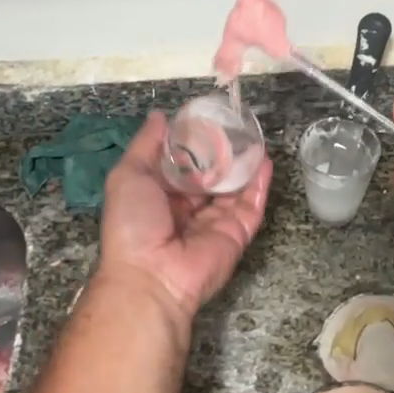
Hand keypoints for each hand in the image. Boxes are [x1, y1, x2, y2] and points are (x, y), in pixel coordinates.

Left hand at [95, 112, 272, 322]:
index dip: (191, 141)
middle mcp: (186, 208)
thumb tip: (160, 116)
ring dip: (243, 163)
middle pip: (209, 175)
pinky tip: (264, 160)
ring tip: (254, 134)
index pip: (180, 163)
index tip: (204, 116)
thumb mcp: (128, 175)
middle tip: (234, 122)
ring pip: (233, 188)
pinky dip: (259, 184)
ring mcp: (213, 222)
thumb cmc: (133, 223)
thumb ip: (146, 145)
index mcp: (159, 195)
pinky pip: (250, 206)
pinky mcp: (236, 234)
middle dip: (221, 151)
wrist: (151, 276)